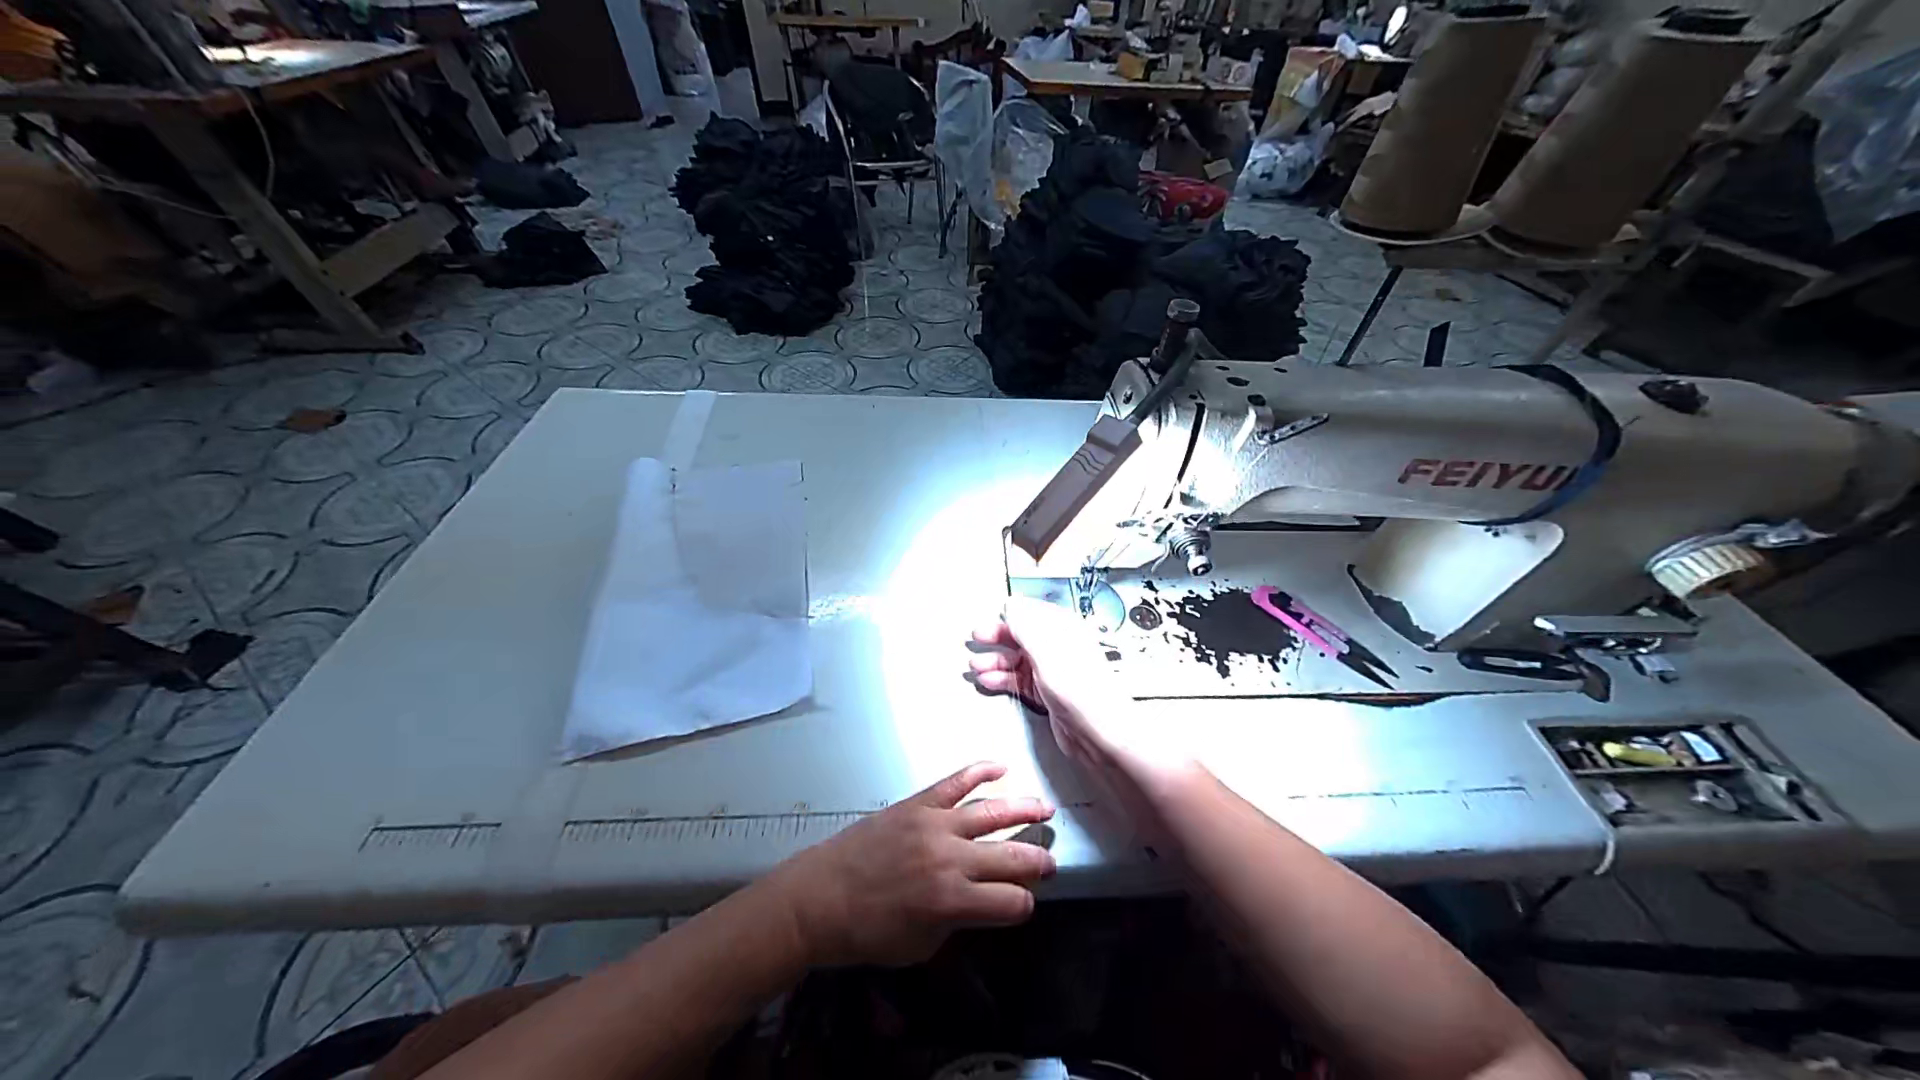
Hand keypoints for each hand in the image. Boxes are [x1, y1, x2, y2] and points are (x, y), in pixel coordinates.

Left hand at [767, 762, 1055, 967]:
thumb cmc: (867, 933)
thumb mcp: (920, 946)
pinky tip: (1001, 767)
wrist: (819, 898)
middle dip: (1037, 861)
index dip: (1024, 906)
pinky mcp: (916, 803)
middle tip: (1050, 861)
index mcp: (953, 901)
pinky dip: (979, 771)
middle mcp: (951, 859)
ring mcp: (934, 824)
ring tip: (1045, 809)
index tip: (1023, 905)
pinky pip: (955, 782)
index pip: (1012, 902)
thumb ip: (958, 923)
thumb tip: (981, 901)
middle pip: (1011, 857)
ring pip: (992, 813)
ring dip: (1023, 810)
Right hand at [969, 597, 1196, 787]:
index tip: (991, 617)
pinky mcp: (1047, 693)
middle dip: (998, 637)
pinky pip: (1019, 680)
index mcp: (1064, 630)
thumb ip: (1025, 625)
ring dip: (995, 660)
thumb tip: (1011, 604)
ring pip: (1017, 660)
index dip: (1010, 615)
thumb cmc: (1083, 692)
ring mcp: (1053, 671)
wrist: (1101, 733)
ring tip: (976, 664)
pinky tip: (988, 680)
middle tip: (978, 638)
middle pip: (1022, 636)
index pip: (1033, 613)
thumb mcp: (1047, 651)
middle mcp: (1058, 648)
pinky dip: (1002, 679)